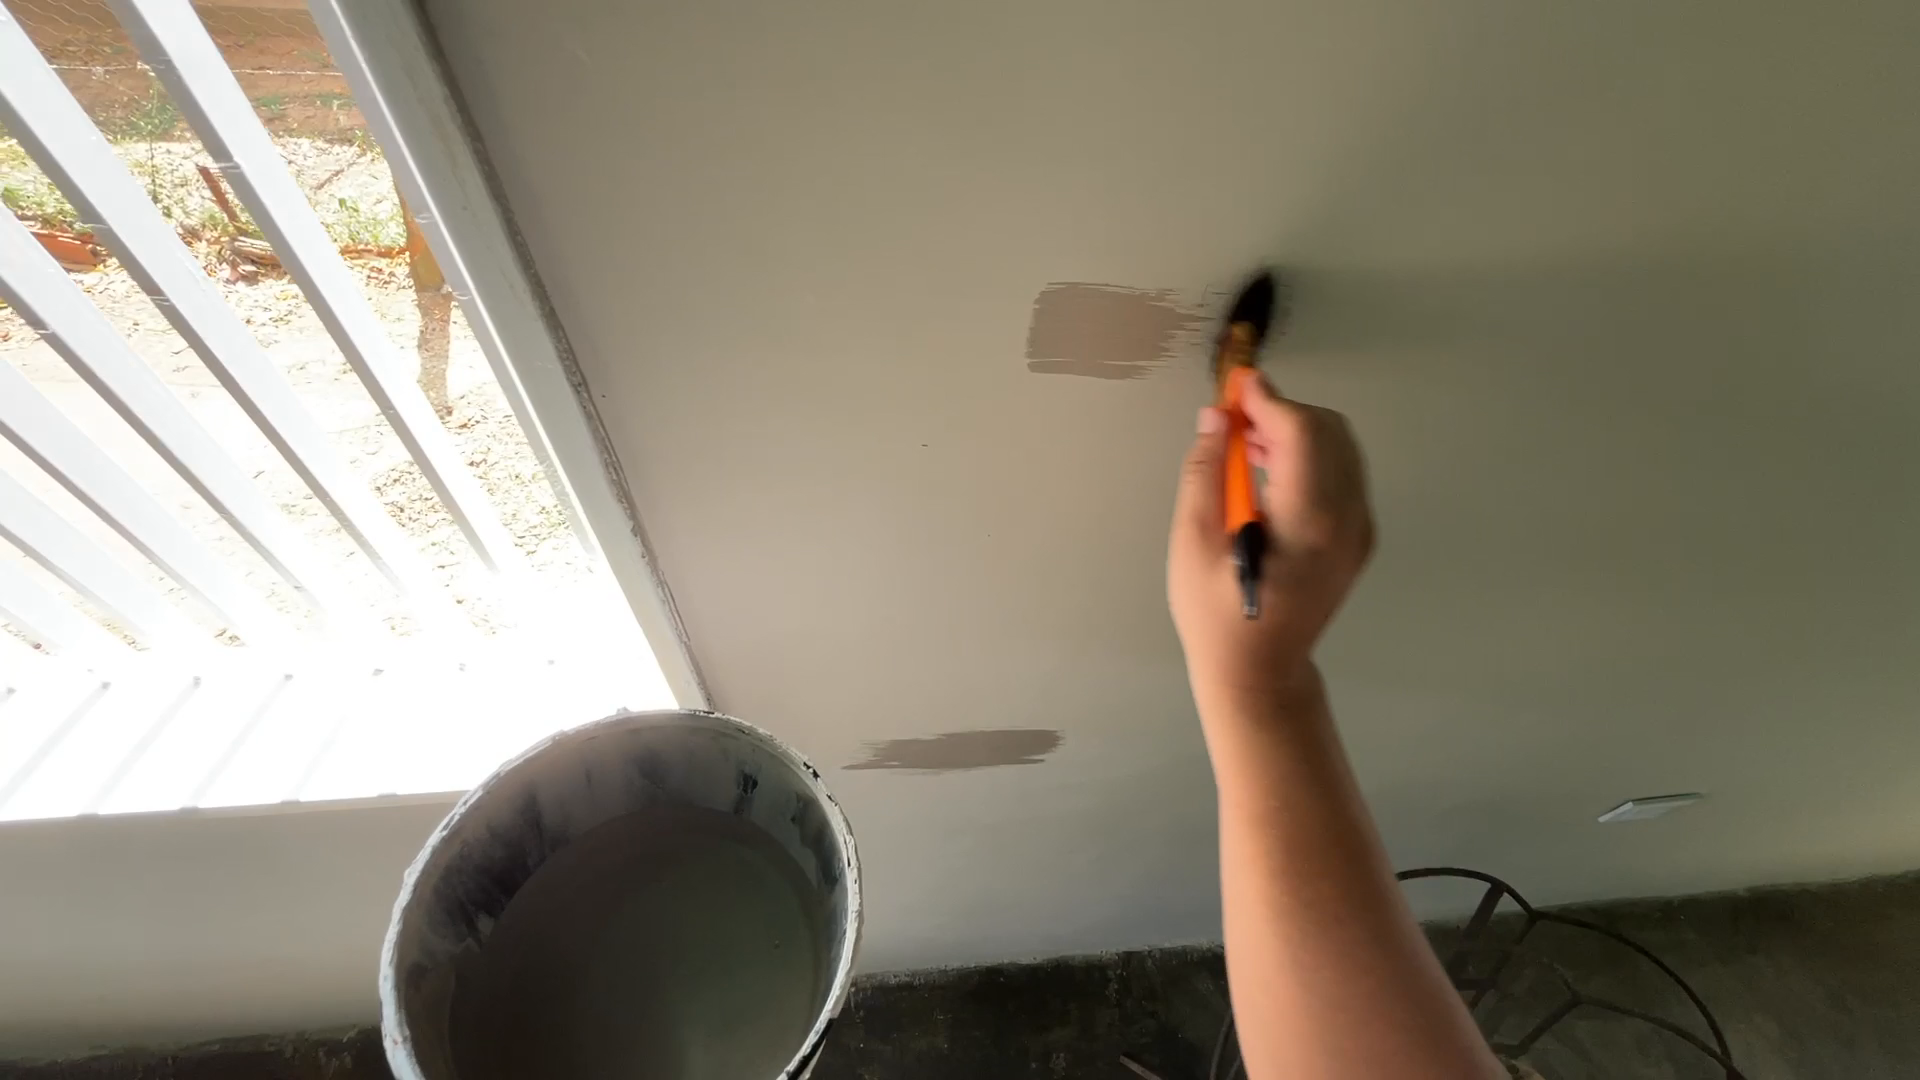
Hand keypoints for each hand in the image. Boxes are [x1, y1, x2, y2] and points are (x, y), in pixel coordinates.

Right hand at [1168, 376, 1374, 713]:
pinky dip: (1308, 457)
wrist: (1258, 671)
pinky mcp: (1356, 539)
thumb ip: (1205, 473)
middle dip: (1282, 412)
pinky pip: (1341, 474)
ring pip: (1340, 449)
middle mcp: (1348, 518)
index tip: (1235, 385)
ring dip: (1295, 432)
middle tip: (1233, 421)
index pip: (1301, 432)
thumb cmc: (1215, 612)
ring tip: (1244, 445)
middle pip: (1329, 431)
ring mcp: (1359, 530)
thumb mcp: (1193, 542)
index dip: (1267, 400)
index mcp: (1308, 520)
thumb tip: (1214, 419)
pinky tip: (1268, 474)